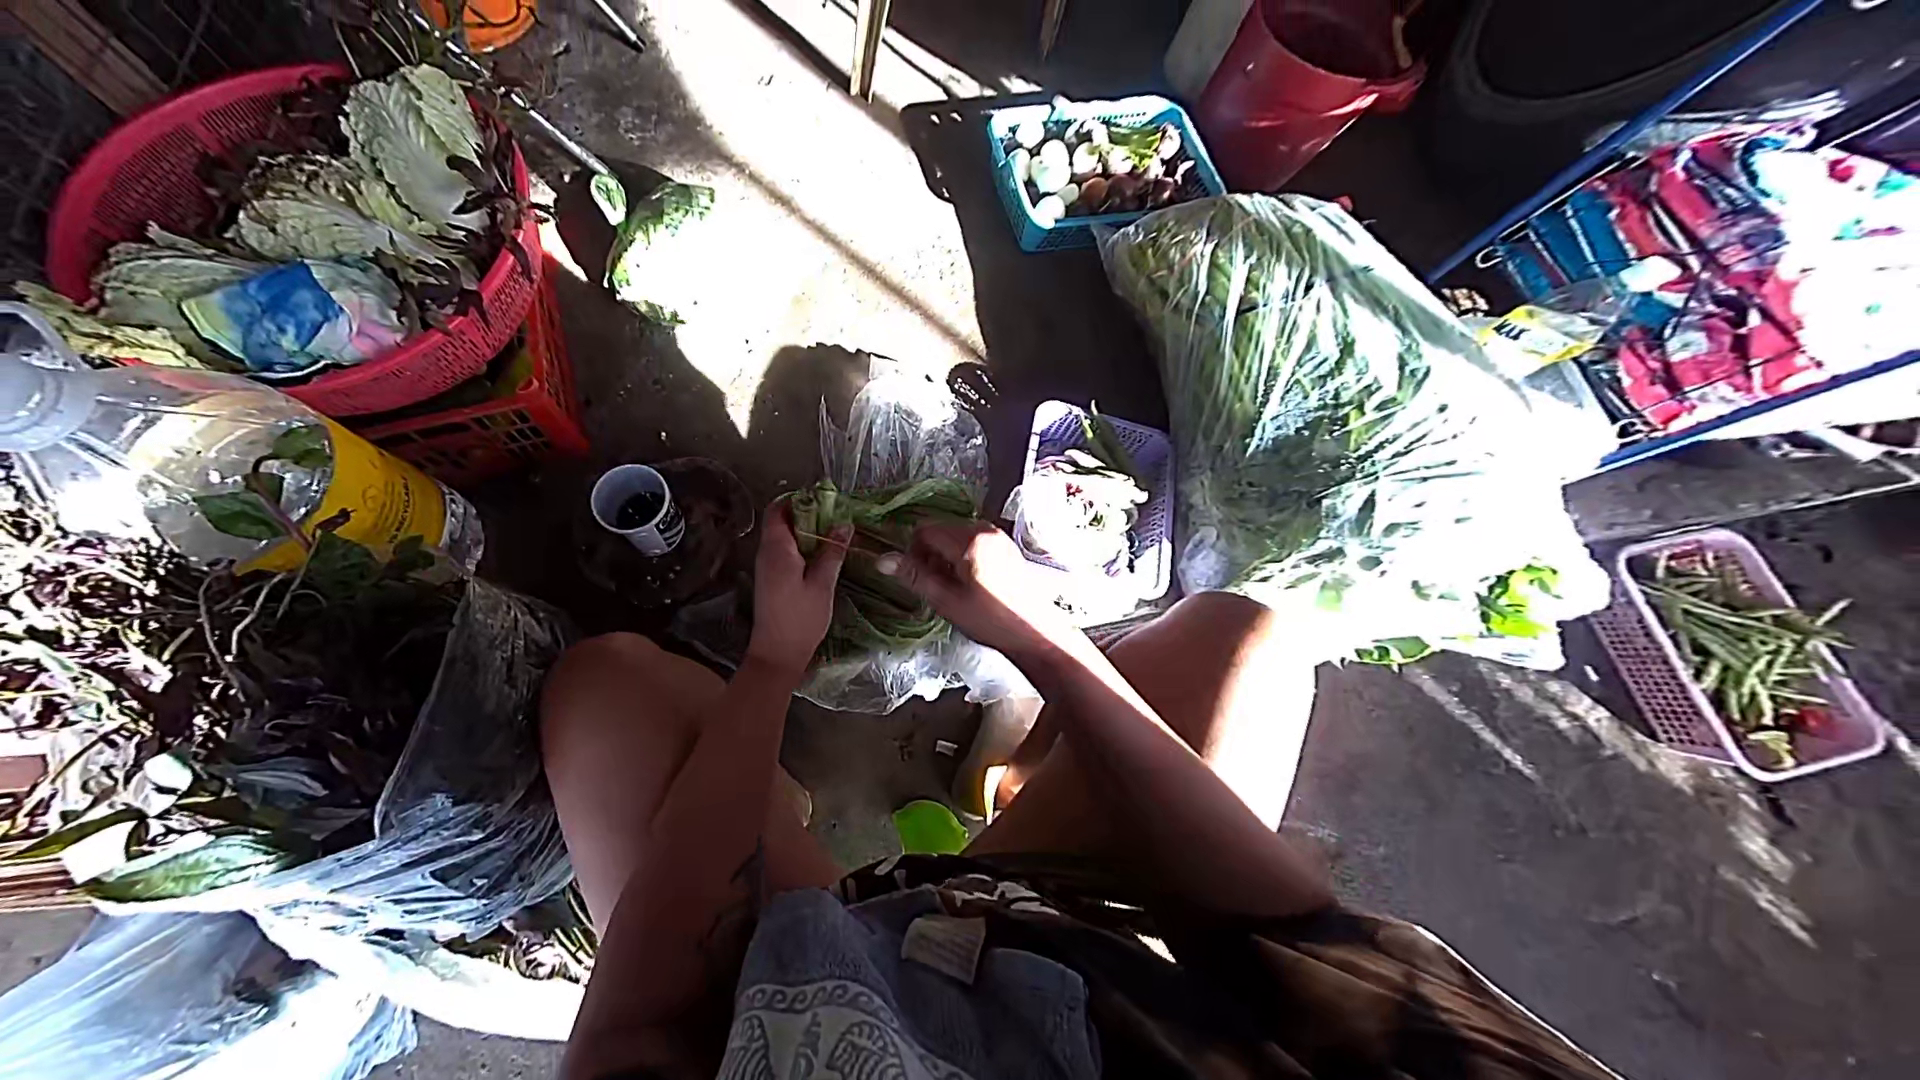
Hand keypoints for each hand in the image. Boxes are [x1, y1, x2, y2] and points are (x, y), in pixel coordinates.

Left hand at [746, 501, 849, 674]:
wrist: (777, 654)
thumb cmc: (800, 619)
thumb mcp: (822, 584)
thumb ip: (833, 553)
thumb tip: (844, 524)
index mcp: (777, 550)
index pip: (777, 510)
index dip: (798, 499)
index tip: (824, 500)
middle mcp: (766, 554)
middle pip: (780, 521)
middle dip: (806, 513)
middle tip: (835, 516)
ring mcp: (767, 567)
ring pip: (783, 537)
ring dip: (806, 531)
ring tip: (834, 534)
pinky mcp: (771, 579)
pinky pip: (784, 552)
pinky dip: (802, 547)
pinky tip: (823, 555)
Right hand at [876, 522, 1074, 661]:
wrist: (1035, 633)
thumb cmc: (991, 621)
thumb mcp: (947, 601)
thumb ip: (915, 576)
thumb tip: (883, 559)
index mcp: (969, 541)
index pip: (925, 530)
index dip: (912, 550)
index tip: (915, 575)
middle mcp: (985, 530)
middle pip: (941, 528)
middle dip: (929, 552)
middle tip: (932, 584)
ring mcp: (999, 536)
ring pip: (957, 534)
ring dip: (945, 554)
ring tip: (950, 586)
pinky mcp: (1007, 546)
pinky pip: (974, 540)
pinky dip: (963, 554)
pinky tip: (968, 582)